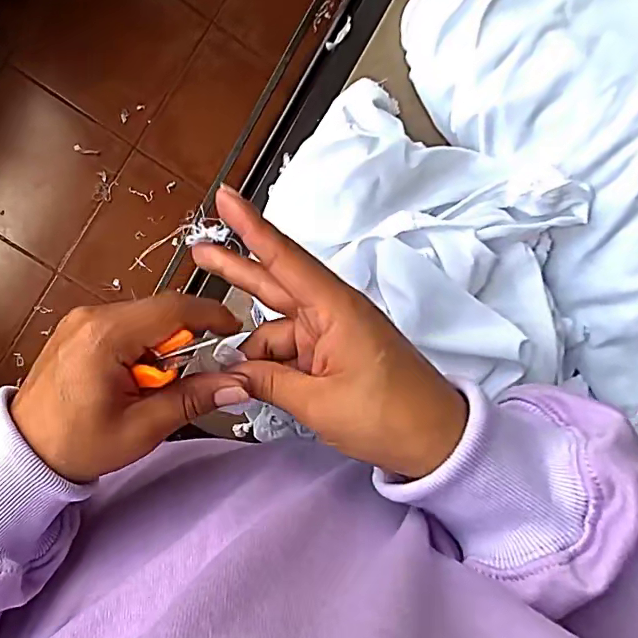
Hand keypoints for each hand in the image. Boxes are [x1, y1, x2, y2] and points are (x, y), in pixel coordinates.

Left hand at [12, 293, 243, 480]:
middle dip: (185, 342)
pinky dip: (144, 348)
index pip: (176, 308)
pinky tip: (135, 379)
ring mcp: (83, 320)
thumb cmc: (70, 445)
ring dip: (164, 348)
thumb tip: (234, 383)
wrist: (23, 454)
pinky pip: (129, 325)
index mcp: (104, 336)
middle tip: (187, 379)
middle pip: (164, 311)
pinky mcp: (82, 328)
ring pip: (148, 318)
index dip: (213, 316)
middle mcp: (91, 317)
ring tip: (150, 387)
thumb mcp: (142, 428)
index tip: (233, 332)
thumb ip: (193, 399)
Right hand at [192, 186, 467, 477]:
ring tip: (227, 370)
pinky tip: (251, 381)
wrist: (437, 440)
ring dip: (252, 347)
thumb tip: (229, 373)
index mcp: (336, 308)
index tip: (226, 198)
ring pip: (277, 327)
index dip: (251, 226)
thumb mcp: (320, 403)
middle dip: (236, 269)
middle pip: (276, 283)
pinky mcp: (334, 352)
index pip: (285, 258)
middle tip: (200, 251)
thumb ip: (267, 383)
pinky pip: (290, 349)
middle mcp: (333, 312)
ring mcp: (334, 332)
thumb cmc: (393, 415)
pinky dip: (270, 364)